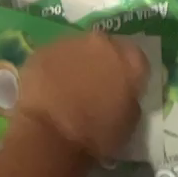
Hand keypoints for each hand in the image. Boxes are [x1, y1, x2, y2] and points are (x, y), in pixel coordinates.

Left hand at [14, 31, 146, 160]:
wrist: (50, 133)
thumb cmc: (97, 133)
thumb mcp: (130, 121)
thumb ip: (129, 97)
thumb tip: (121, 92)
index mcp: (129, 59)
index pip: (136, 59)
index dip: (128, 74)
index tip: (121, 88)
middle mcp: (100, 42)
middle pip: (104, 47)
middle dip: (100, 62)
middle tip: (93, 85)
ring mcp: (67, 43)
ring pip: (76, 49)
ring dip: (75, 63)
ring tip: (67, 87)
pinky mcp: (41, 50)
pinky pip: (52, 57)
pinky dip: (52, 68)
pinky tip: (48, 87)